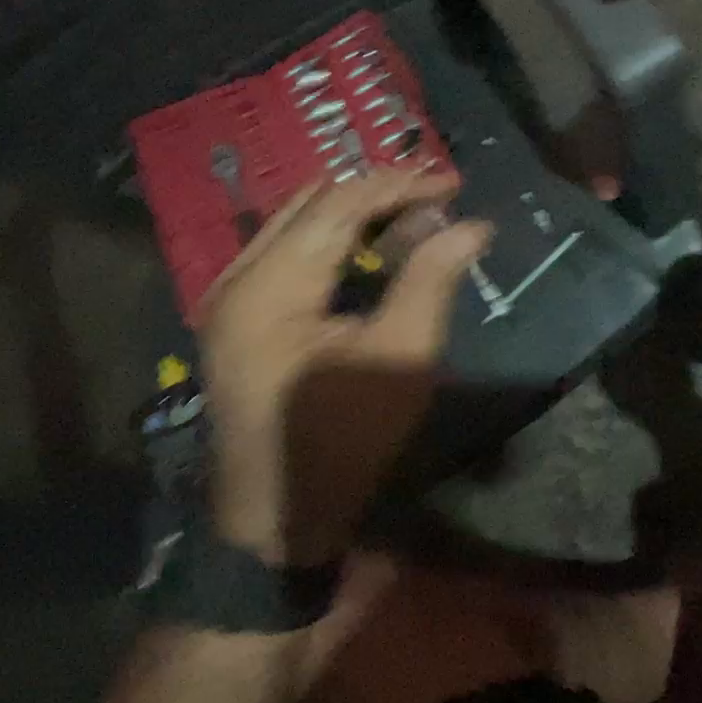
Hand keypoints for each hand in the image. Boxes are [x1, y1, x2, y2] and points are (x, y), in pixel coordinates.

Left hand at [196, 169, 492, 564]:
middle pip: (311, 203)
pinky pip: (287, 249)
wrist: (275, 519)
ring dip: (355, 211)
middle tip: (437, 197)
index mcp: (269, 287)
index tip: (454, 183)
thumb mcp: (400, 359)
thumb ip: (431, 280)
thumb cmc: (342, 441)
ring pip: (296, 221)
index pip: (339, 206)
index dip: (400, 185)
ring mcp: (229, 295)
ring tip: (413, 215)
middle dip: (377, 192)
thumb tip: (472, 225)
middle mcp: (237, 276)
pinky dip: (333, 238)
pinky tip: (371, 247)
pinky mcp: (237, 314)